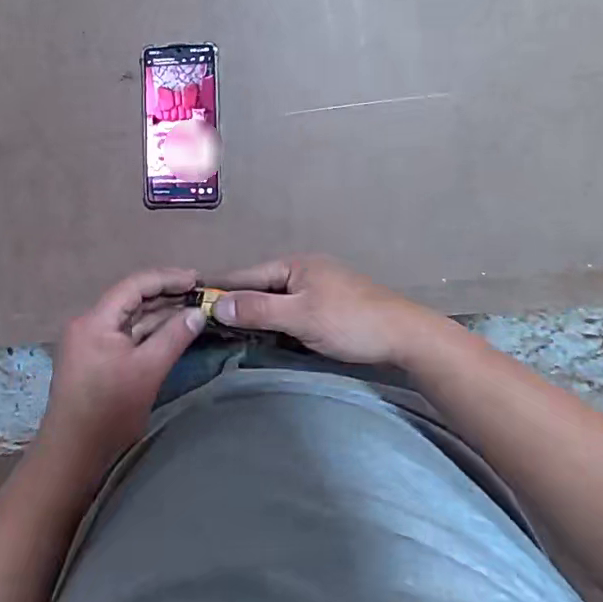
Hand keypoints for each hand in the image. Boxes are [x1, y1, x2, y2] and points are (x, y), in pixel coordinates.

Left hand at [38, 267, 204, 469]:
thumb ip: (173, 337)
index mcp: (95, 319)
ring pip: (128, 317)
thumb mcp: (147, 371)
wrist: (72, 452)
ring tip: (190, 308)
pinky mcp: (94, 357)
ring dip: (157, 312)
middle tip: (198, 293)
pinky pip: (124, 333)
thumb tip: (196, 313)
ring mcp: (89, 340)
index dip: (166, 279)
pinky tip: (169, 329)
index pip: (134, 285)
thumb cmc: (109, 410)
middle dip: (164, 294)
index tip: (195, 280)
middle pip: (130, 298)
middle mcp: (89, 322)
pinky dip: (147, 330)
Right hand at [209, 255, 461, 366]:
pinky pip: (291, 307)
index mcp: (294, 264)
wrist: (409, 337)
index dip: (220, 288)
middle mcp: (304, 269)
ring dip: (256, 310)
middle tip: (207, 318)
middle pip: (260, 285)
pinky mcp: (331, 304)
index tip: (193, 298)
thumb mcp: (300, 316)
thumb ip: (259, 309)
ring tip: (230, 326)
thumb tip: (217, 304)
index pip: (246, 275)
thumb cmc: (351, 322)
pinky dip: (275, 317)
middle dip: (236, 300)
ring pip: (276, 297)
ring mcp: (320, 286)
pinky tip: (266, 330)